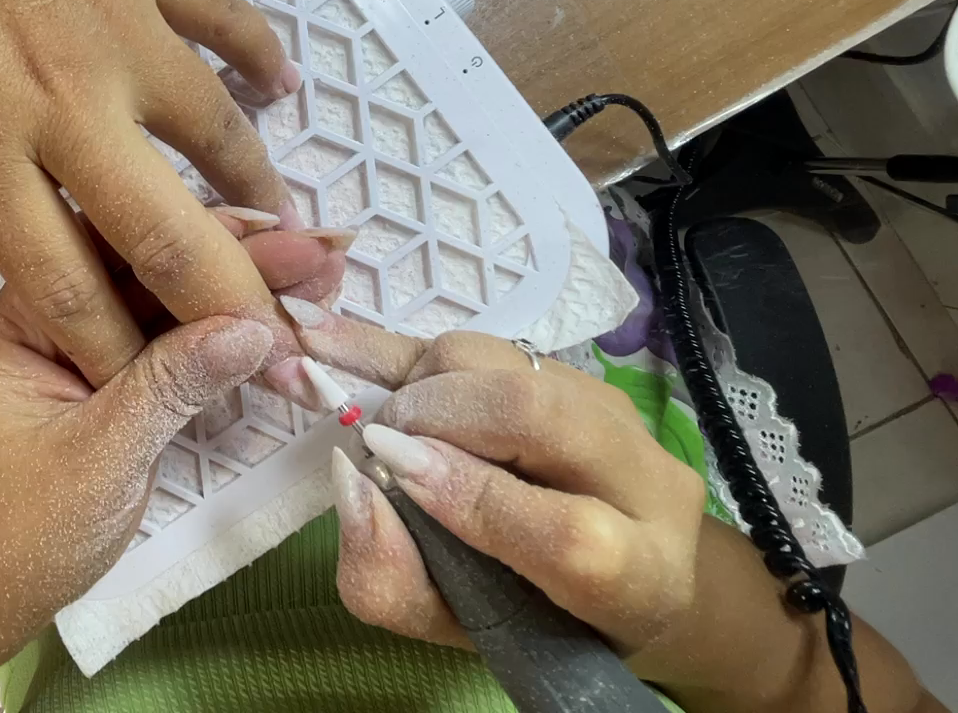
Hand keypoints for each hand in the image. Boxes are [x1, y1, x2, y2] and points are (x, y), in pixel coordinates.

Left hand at [0, 215, 345, 653]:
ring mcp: (93, 345)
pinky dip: (232, 337)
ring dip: (246, 294)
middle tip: (321, 255)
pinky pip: (180, 345)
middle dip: (237, 260)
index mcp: (24, 317)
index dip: (192, 235)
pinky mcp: (122, 376)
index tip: (273, 230)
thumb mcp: (99, 457)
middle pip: (151, 271)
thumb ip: (170, 386)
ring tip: (323, 279)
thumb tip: (252, 326)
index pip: (111, 252)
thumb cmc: (24, 533)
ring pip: (174, 304)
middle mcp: (58, 315)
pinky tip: (285, 322)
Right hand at [285, 307, 705, 665]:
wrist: (611, 556)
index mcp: (637, 577)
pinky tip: (318, 331)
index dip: (466, 493)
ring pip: (496, 359)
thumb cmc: (529, 608)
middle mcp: (639, 478)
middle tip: (379, 443)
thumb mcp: (458, 626)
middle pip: (535, 413)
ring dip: (421, 380)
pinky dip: (385, 339)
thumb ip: (394, 580)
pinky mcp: (556, 364)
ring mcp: (604, 407)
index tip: (387, 469)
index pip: (565, 532)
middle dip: (433, 416)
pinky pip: (467, 338)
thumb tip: (350, 484)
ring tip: (393, 419)